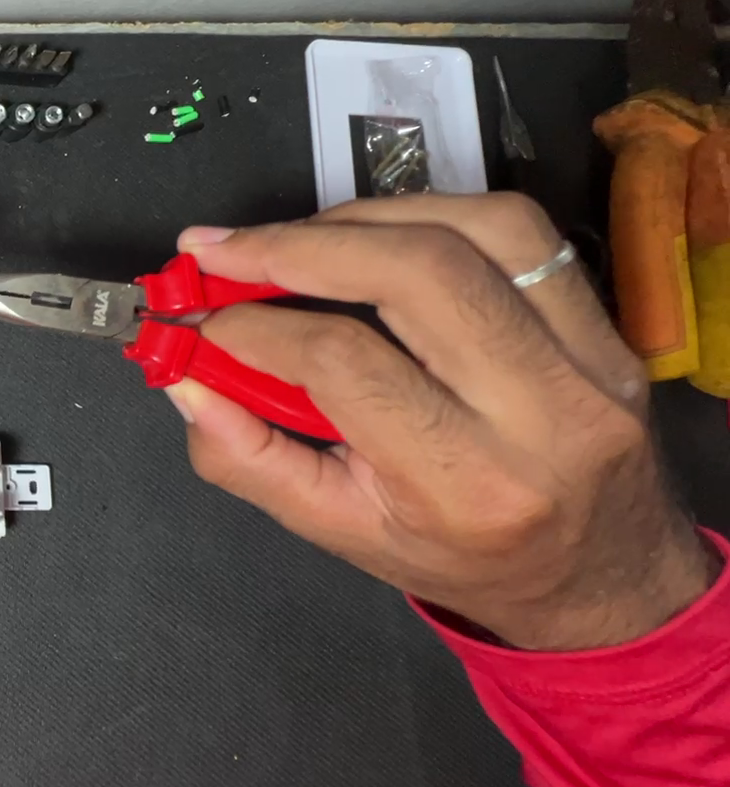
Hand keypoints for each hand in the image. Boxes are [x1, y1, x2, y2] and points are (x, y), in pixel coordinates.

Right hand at [167, 193, 716, 650]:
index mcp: (465, 479)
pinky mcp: (602, 324)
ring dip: (355, 219)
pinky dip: (419, 214)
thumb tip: (183, 380)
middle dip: (294, 247)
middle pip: (417, 273)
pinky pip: (515, 231)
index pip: (343, 361)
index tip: (195, 321)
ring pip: (476, 230)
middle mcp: (547, 409)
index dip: (251, 328)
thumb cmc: (448, 553)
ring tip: (283, 241)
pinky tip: (358, 236)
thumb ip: (241, 457)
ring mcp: (590, 356)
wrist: (594, 573)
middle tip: (216, 250)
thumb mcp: (324, 525)